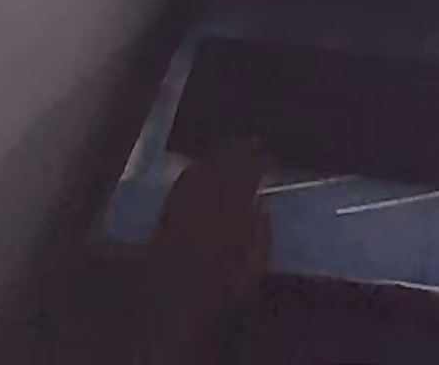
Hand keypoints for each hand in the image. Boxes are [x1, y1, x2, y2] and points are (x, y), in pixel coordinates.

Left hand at [147, 140, 271, 323]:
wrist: (173, 298)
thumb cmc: (217, 290)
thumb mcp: (251, 273)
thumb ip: (262, 240)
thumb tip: (263, 209)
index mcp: (236, 214)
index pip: (250, 177)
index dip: (259, 163)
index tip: (267, 155)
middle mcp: (212, 199)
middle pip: (228, 165)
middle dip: (242, 149)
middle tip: (253, 139)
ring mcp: (189, 199)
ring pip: (208, 165)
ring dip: (221, 151)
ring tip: (232, 143)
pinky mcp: (171, 205)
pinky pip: (186, 176)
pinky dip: (197, 165)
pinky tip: (202, 161)